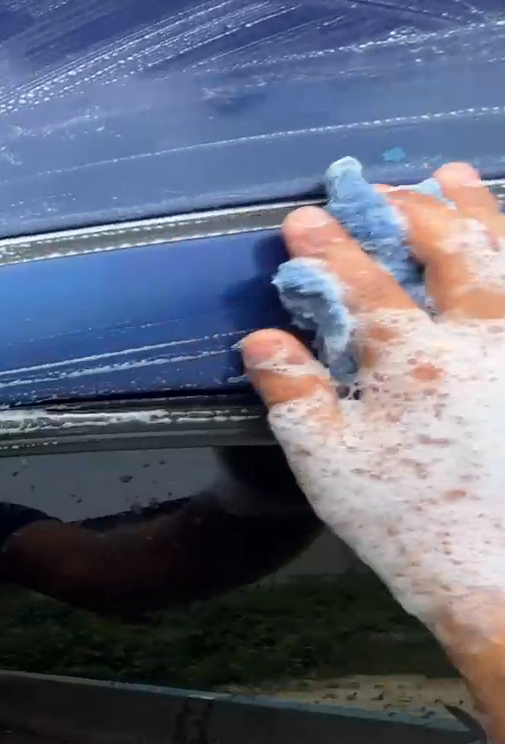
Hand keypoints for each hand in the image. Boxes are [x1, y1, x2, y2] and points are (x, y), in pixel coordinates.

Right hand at [241, 163, 504, 743]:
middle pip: (452, 253)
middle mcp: (486, 340)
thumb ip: (294, 389)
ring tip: (455, 178)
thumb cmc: (399, 512)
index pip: (365, 286)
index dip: (330, 249)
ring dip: (480, 212)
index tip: (301, 218)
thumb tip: (262, 338)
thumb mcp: (322, 456)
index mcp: (414, 362)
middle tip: (380, 187)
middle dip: (410, 213)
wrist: (501, 565)